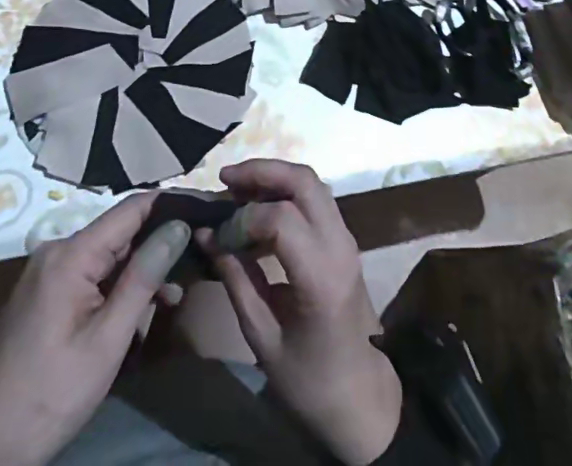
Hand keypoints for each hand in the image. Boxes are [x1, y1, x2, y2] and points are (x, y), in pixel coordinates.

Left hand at [0, 192, 190, 465]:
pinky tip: (144, 304)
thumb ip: (144, 277)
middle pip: (120, 231)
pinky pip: (92, 274)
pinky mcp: (45, 294)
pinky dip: (120, 285)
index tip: (209, 207)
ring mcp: (47, 274)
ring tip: (178, 292)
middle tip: (203, 251)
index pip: (131, 209)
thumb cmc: (50, 393)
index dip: (171, 203)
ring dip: (143, 268)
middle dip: (161, 240)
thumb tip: (178, 226)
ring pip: (108, 255)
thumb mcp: (108, 339)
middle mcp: (56, 252)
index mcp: (69, 255)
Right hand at [200, 160, 401, 465]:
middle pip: (304, 181)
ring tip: (236, 191)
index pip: (280, 217)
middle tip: (225, 179)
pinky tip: (257, 212)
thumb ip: (236, 279)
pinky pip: (316, 202)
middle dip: (262, 171)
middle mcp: (340, 246)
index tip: (217, 236)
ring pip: (313, 185)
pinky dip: (286, 194)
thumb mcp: (262, 337)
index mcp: (321, 276)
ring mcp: (347, 241)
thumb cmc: (310, 382)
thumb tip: (207, 235)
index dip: (241, 219)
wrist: (363, 401)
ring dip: (274, 178)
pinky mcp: (344, 243)